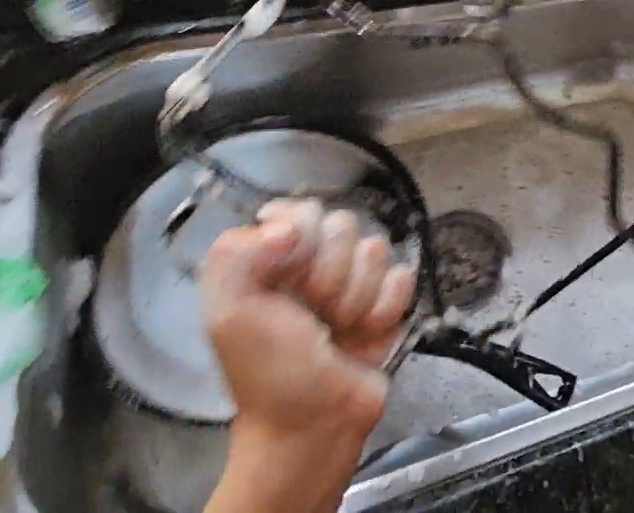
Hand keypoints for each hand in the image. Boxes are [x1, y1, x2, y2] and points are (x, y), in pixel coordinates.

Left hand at [199, 198, 416, 508]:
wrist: (316, 425)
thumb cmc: (269, 373)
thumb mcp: (230, 316)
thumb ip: (238, 258)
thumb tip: (288, 225)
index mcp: (273, 256)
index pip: (302, 208)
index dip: (302, 235)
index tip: (287, 272)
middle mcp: (315, 260)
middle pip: (344, 225)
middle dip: (331, 273)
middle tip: (314, 310)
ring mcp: (355, 279)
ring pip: (377, 250)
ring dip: (357, 297)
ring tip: (339, 329)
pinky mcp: (388, 299)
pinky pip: (403, 277)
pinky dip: (385, 308)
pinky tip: (366, 333)